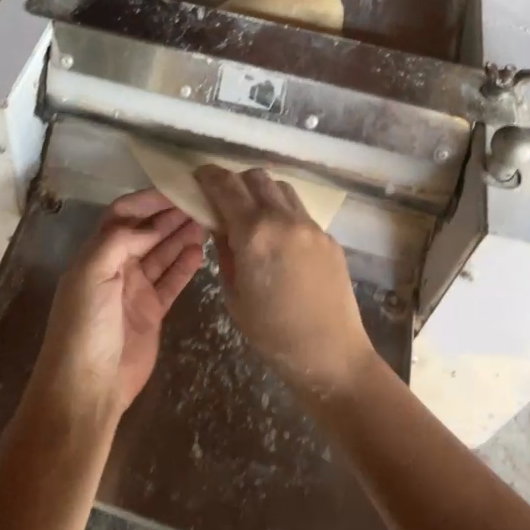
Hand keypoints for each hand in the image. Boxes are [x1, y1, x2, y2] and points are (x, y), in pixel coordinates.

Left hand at [29, 191, 206, 425]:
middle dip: (170, 217)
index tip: (175, 192)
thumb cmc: (85, 325)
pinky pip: (171, 281)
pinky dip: (186, 266)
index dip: (147, 202)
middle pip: (147, 232)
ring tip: (206, 223)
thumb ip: (120, 241)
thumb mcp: (92, 273)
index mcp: (96, 254)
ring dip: (181, 237)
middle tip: (200, 204)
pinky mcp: (152, 311)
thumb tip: (152, 225)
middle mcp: (116, 267)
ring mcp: (135, 290)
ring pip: (162, 254)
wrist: (88, 386)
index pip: (123, 215)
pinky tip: (202, 252)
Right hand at [196, 166, 377, 397]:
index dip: (208, 176)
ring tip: (253, 214)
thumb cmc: (272, 334)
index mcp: (254, 233)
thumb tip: (221, 228)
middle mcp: (284, 219)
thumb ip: (225, 253)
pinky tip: (280, 239)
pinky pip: (300, 212)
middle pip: (256, 177)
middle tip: (224, 198)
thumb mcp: (234, 295)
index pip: (226, 187)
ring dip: (262, 192)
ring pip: (282, 189)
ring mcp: (311, 226)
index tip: (198, 176)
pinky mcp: (329, 238)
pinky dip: (283, 213)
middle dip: (236, 181)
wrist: (331, 354)